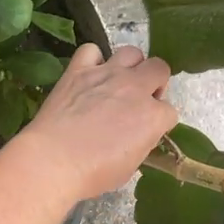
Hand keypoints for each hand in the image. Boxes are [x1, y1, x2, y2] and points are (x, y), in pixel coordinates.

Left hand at [5, 43, 175, 201]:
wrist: (53, 160)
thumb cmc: (93, 173)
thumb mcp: (131, 166)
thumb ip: (142, 141)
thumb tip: (140, 133)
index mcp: (152, 116)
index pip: (169, 111)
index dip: (159, 120)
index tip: (147, 129)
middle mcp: (134, 88)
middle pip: (160, 68)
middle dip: (155, 82)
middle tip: (140, 99)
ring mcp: (106, 74)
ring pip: (131, 52)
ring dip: (131, 66)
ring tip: (119, 82)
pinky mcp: (79, 70)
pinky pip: (91, 50)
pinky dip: (93, 59)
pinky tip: (89, 74)